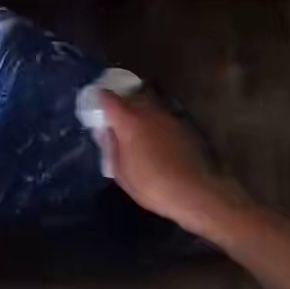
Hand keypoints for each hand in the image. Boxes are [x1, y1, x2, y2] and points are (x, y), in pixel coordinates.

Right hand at [97, 91, 247, 233]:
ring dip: (142, 112)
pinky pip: (164, 117)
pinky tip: (157, 140)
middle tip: (117, 118)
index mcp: (129, 121)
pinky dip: (156, 123)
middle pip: (132, 97)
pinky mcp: (184, 126)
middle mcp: (149, 112)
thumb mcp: (121, 173)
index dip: (101, 99)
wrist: (192, 191)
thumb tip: (105, 132)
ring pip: (151, 105)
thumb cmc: (151, 185)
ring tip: (137, 129)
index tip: (97, 104)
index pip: (109, 99)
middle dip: (123, 103)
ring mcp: (169, 117)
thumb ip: (111, 148)